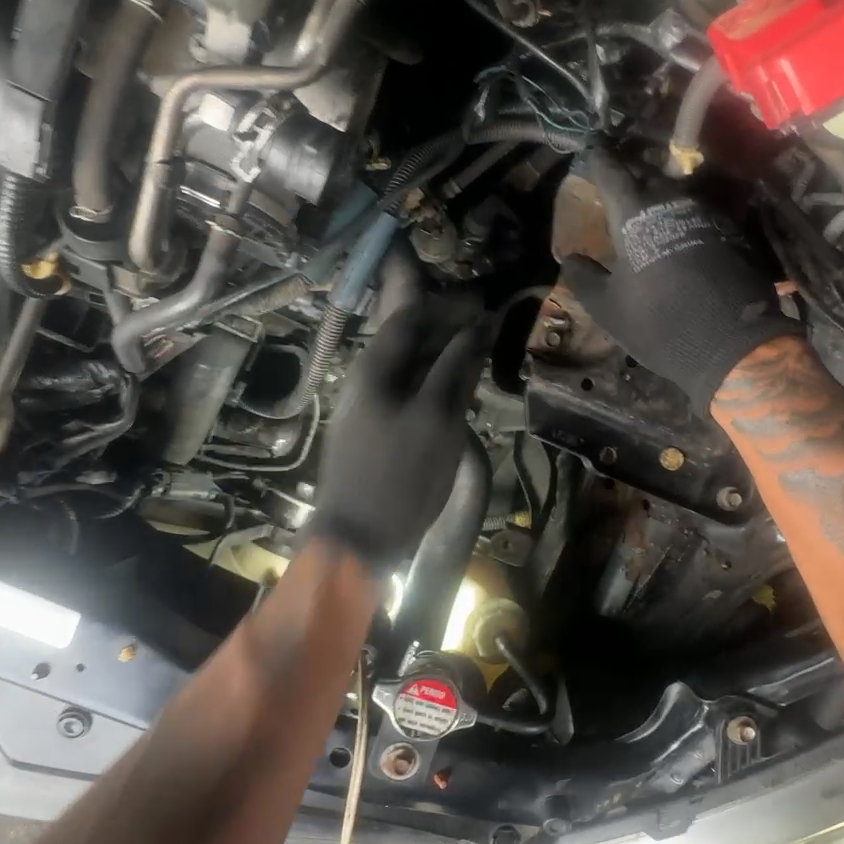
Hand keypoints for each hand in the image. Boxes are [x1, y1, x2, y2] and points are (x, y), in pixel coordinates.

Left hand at [308, 301, 487, 567]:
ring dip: (441, 359)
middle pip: (406, 341)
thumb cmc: (399, 478)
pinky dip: (432, 388)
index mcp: (373, 369)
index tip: (483, 302)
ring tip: (478, 360)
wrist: (356, 541)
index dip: (447, 305)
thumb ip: (455, 368)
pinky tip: (455, 398)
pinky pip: (406, 395)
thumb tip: (479, 324)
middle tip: (487, 329)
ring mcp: (366, 409)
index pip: (409, 316)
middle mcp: (364, 381)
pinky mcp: (373, 434)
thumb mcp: (436, 419)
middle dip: (445, 328)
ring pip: (408, 370)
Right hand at [561, 149, 800, 408]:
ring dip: (659, 193)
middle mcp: (673, 201)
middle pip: (647, 173)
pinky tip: (677, 232)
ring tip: (645, 204)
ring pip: (676, 191)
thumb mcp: (607, 308)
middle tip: (616, 178)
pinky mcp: (732, 231)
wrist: (731, 345)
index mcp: (635, 213)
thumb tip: (568, 257)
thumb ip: (583, 278)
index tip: (590, 153)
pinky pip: (699, 212)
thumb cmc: (658, 325)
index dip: (598, 159)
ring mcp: (708, 213)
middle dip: (629, 172)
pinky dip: (683, 215)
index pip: (611, 170)